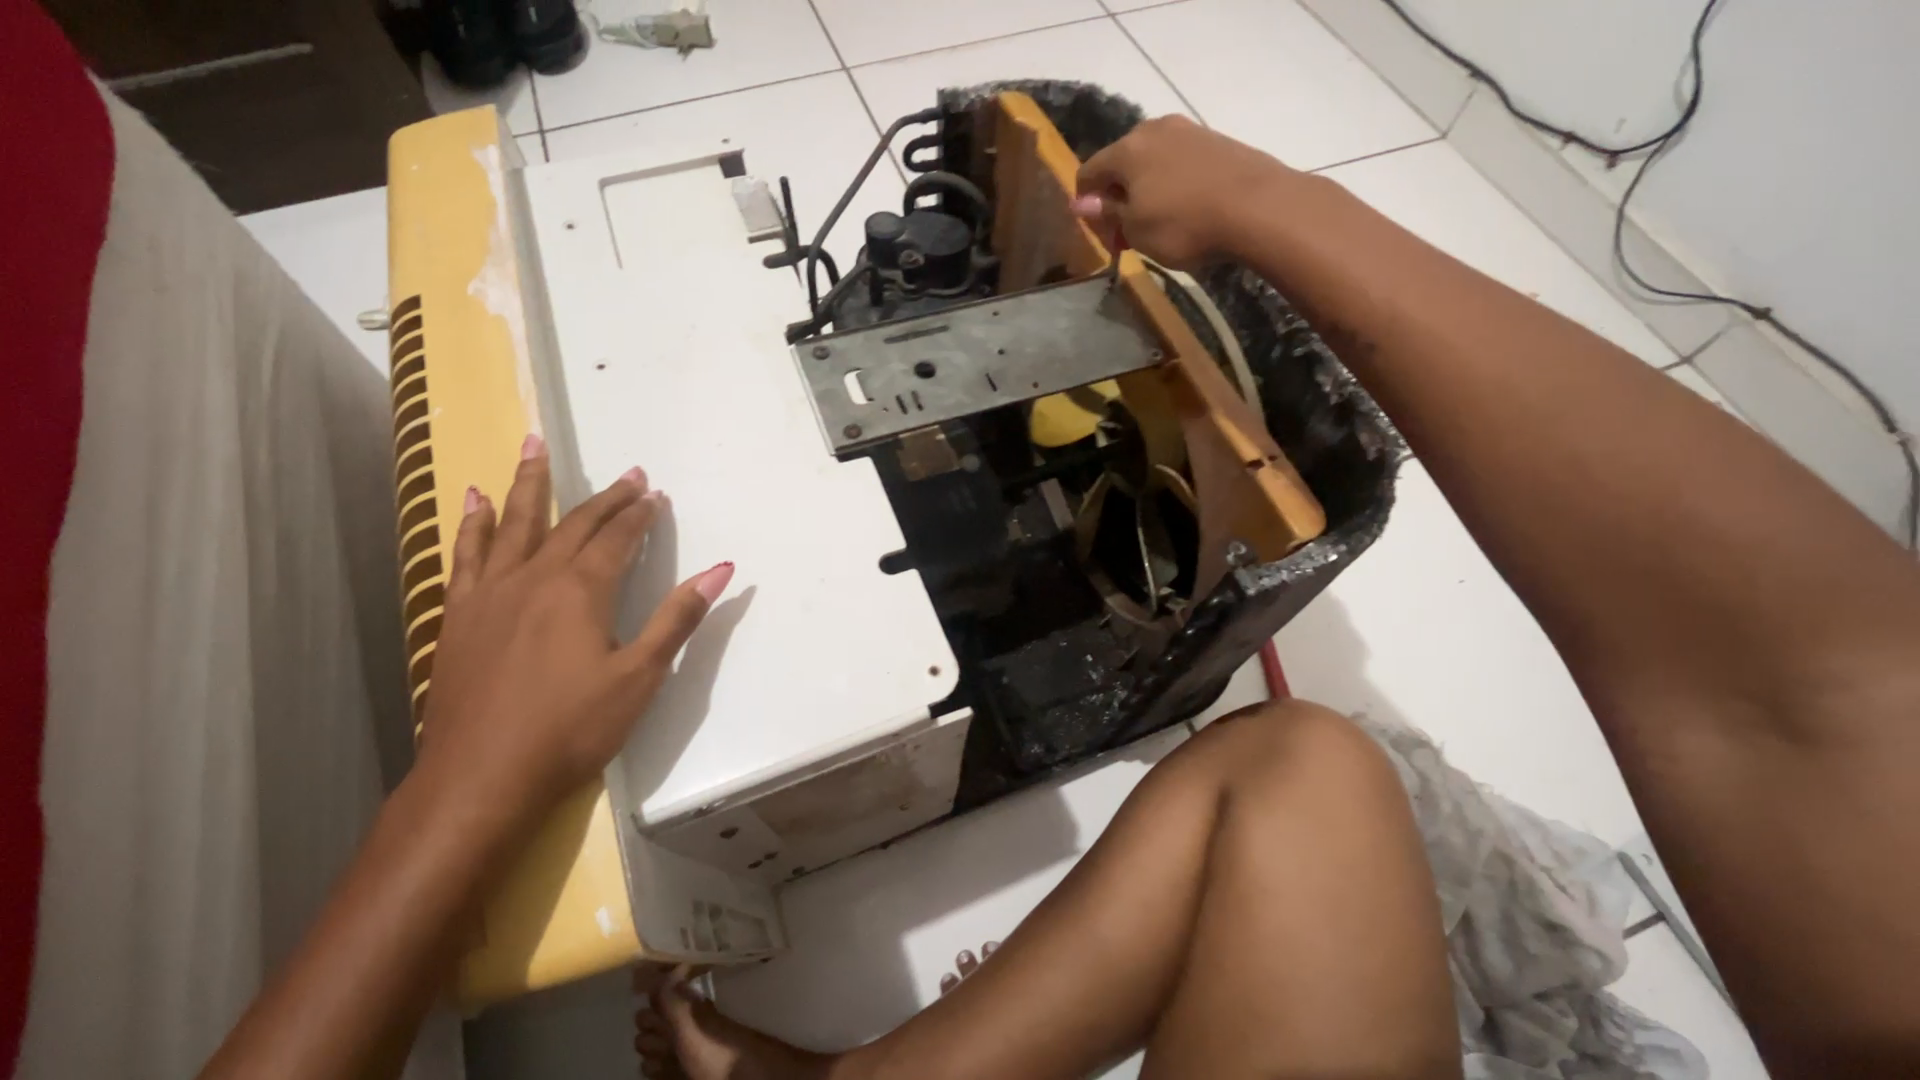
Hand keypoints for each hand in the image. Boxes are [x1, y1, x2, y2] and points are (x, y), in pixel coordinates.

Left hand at [416, 434, 733, 816]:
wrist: (481, 776)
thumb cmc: (571, 731)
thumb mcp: (639, 678)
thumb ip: (677, 619)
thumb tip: (720, 570)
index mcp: (582, 591)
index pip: (618, 539)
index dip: (640, 515)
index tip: (655, 494)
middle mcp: (535, 577)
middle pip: (574, 524)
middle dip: (605, 498)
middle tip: (628, 474)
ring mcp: (490, 593)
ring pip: (513, 524)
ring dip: (528, 483)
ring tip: (534, 444)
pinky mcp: (460, 614)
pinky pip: (465, 554)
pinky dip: (472, 523)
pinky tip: (472, 500)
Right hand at [1072, 115, 1299, 268]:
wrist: (1259, 207)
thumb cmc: (1184, 224)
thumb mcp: (1136, 230)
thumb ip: (1107, 214)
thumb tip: (1081, 202)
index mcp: (1126, 149)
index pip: (1089, 172)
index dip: (1086, 204)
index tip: (1101, 234)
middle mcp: (1154, 129)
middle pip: (1122, 163)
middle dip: (1119, 196)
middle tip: (1129, 233)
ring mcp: (1190, 131)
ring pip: (1154, 162)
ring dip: (1148, 190)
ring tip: (1161, 223)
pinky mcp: (1219, 141)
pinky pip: (1182, 163)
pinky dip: (1176, 185)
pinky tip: (1189, 210)